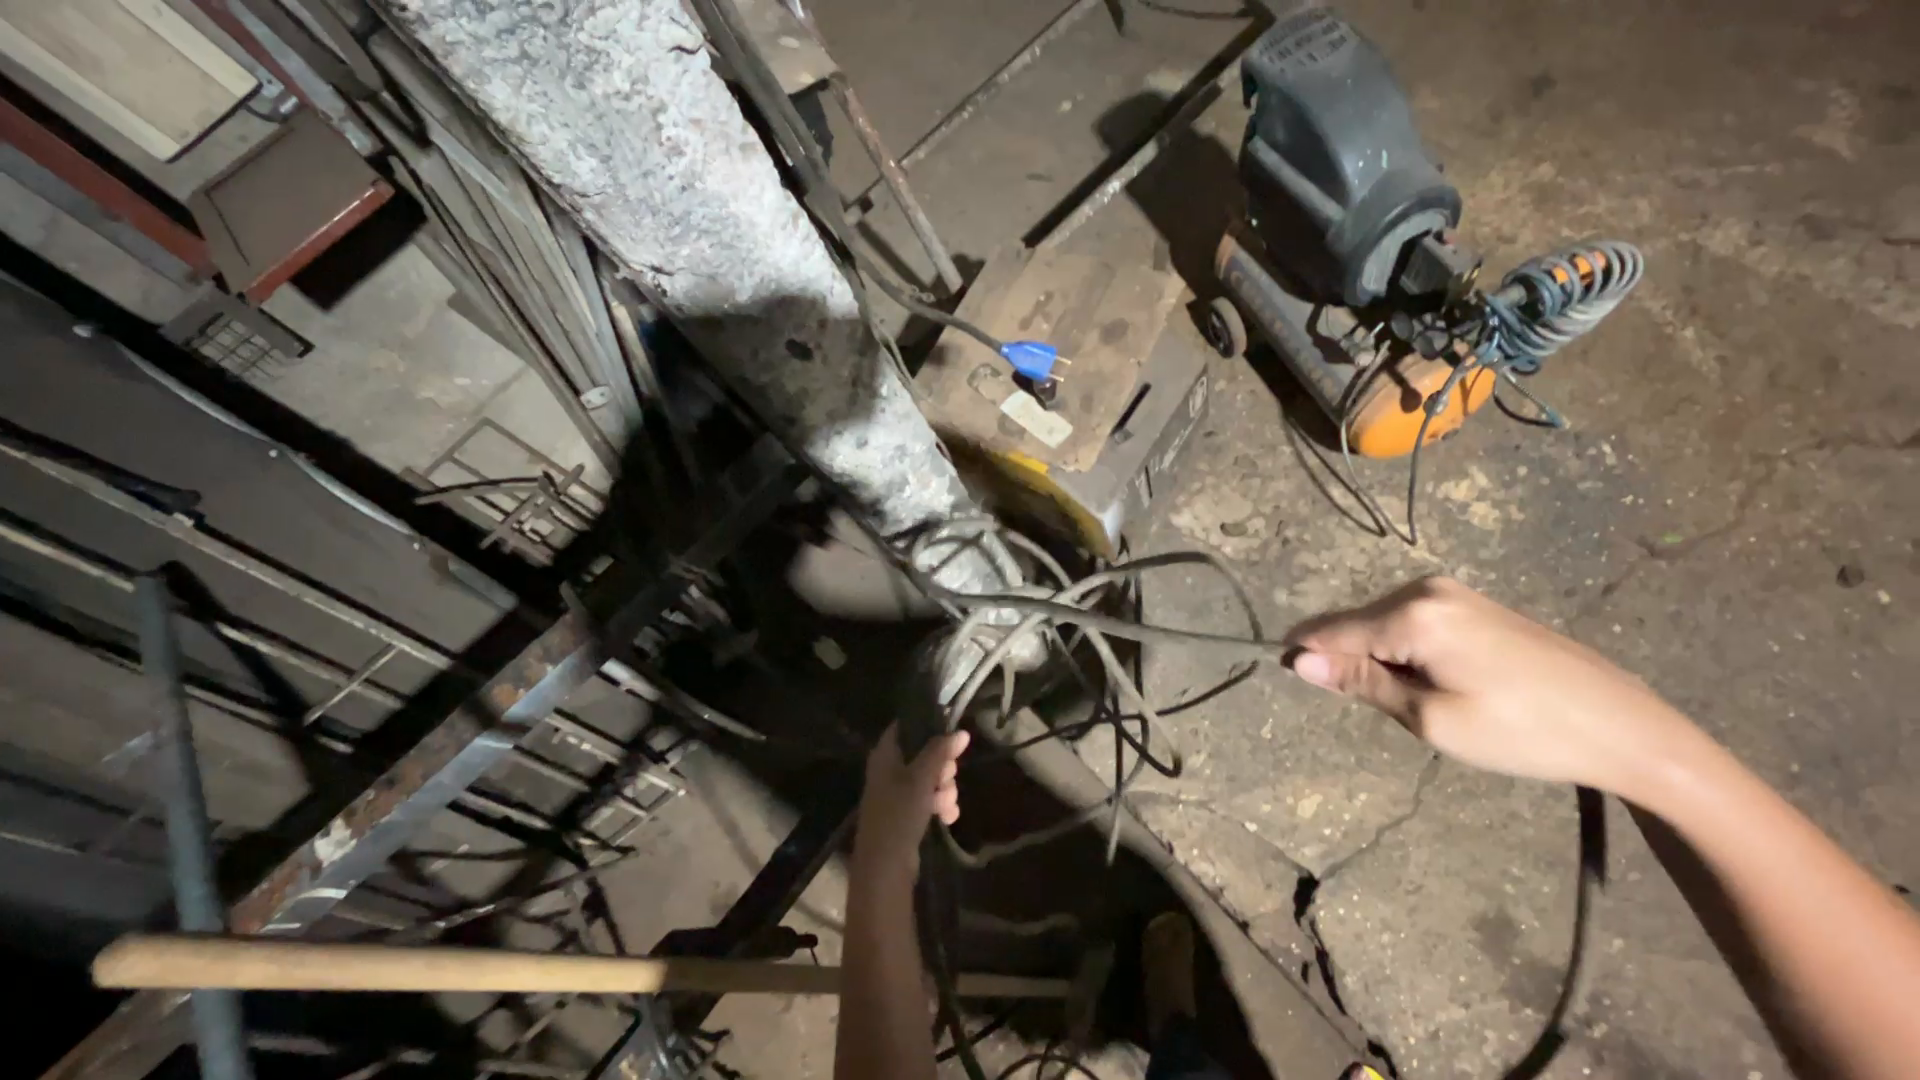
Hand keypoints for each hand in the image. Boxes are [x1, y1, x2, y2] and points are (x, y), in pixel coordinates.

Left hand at [852, 724, 968, 878]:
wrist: (884, 864)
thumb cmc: (899, 813)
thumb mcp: (921, 778)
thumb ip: (940, 752)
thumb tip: (961, 731)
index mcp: (885, 754)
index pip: (905, 727)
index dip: (928, 727)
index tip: (951, 736)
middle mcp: (889, 769)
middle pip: (924, 754)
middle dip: (943, 768)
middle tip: (948, 778)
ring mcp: (896, 792)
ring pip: (930, 779)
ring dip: (945, 790)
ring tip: (948, 805)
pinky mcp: (905, 813)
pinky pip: (928, 800)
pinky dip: (939, 805)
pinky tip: (948, 818)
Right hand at [1284, 577, 1707, 800]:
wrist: (1623, 727)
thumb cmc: (1522, 732)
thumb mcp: (1431, 718)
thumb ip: (1360, 682)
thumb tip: (1297, 660)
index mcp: (1413, 614)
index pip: (1330, 630)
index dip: (1304, 657)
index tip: (1291, 682)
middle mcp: (1426, 589)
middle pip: (1354, 624)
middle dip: (1352, 662)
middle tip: (1393, 711)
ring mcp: (1452, 592)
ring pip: (1381, 624)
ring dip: (1382, 660)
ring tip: (1424, 702)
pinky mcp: (1471, 603)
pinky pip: (1411, 622)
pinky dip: (1407, 652)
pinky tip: (1444, 683)